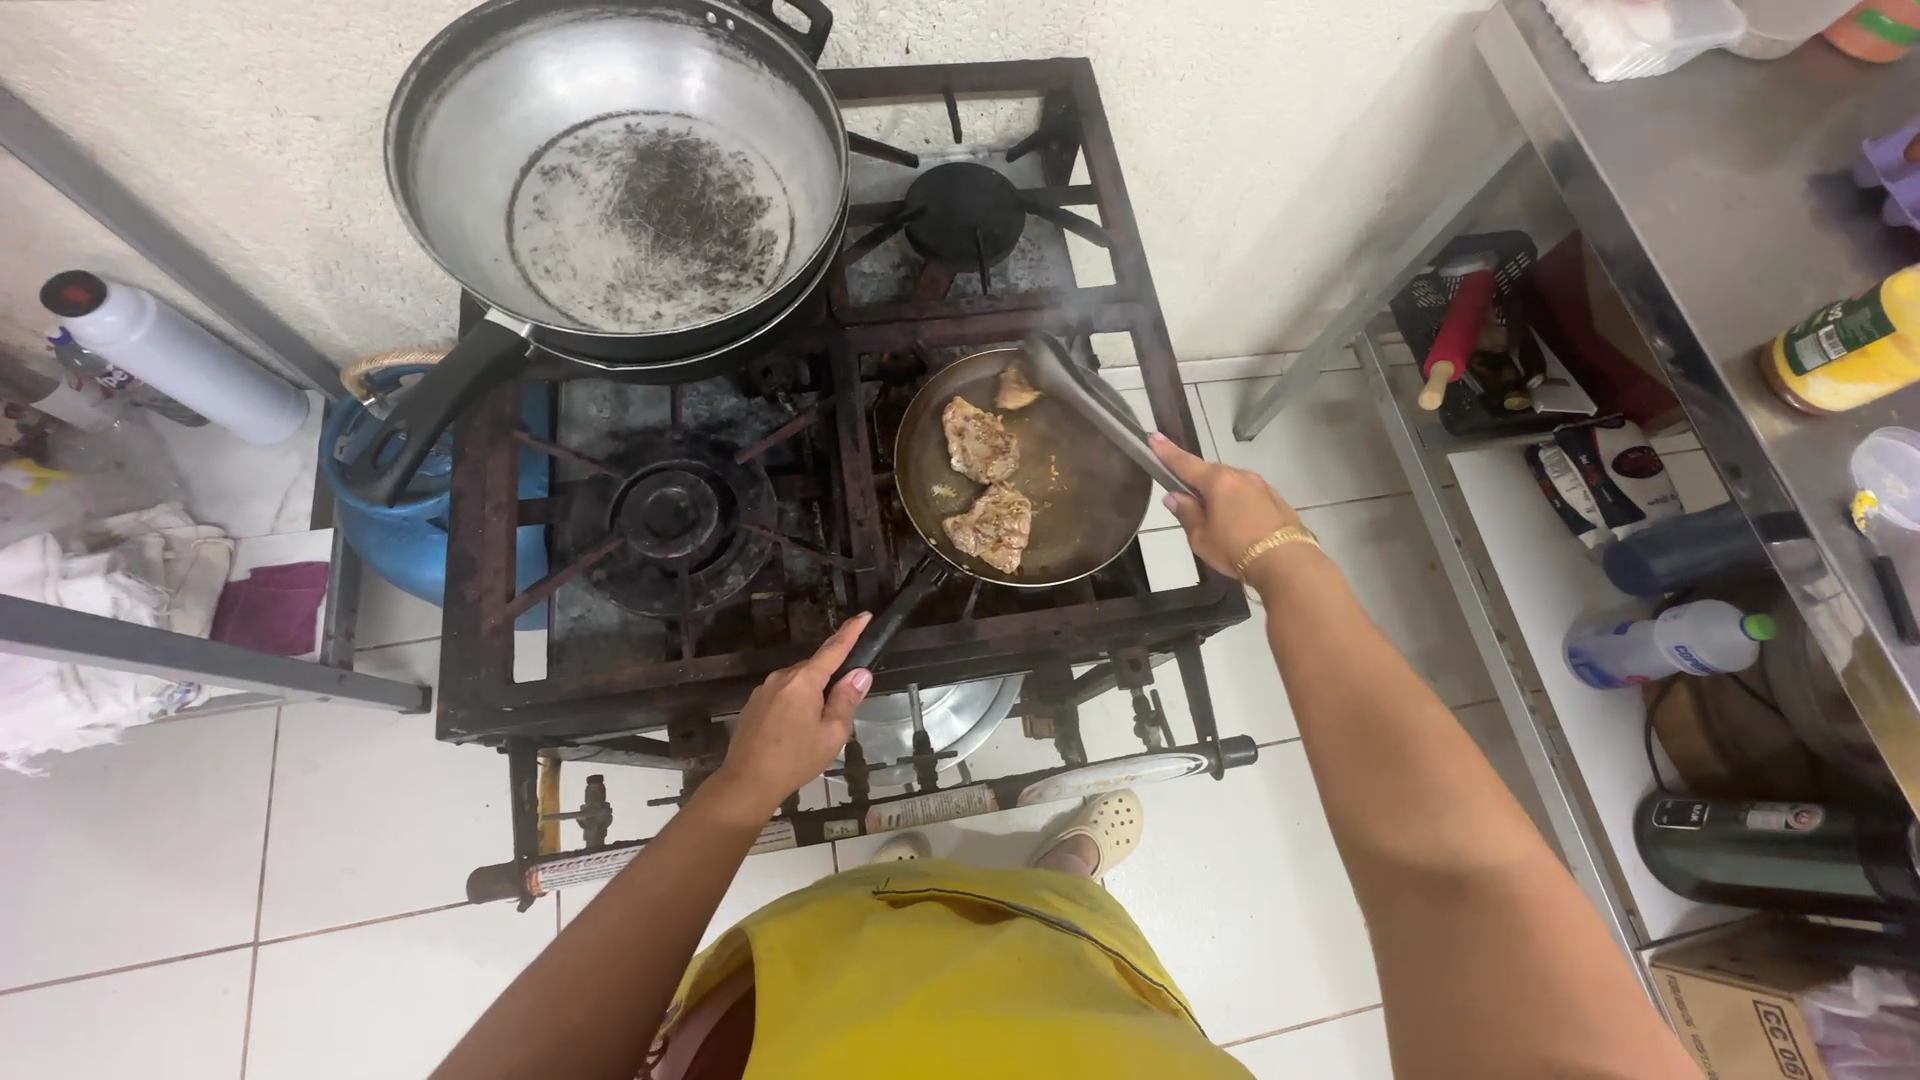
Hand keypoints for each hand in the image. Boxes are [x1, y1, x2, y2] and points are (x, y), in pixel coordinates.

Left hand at [712, 612, 873, 817]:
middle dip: (831, 679)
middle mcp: (782, 677)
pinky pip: (783, 694)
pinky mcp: (754, 704)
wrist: (747, 782)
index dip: (851, 632)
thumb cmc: (795, 759)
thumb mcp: (832, 733)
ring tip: (816, 728)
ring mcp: (764, 690)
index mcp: (804, 681)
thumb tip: (860, 673)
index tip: (864, 616)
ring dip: (812, 694)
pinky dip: (795, 703)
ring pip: (798, 682)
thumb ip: (847, 699)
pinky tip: (795, 731)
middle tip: (842, 709)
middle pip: (815, 668)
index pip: (834, 649)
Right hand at [1150, 432, 1302, 578]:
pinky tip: (1239, 525)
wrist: (1286, 562)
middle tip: (1189, 504)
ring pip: (1232, 485)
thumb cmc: (1235, 548)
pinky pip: (1248, 496)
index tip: (1154, 437)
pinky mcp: (1276, 499)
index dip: (1167, 452)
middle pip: (1211, 474)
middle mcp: (1240, 476)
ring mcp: (1261, 486)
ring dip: (1220, 496)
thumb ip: (1186, 513)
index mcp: (1218, 481)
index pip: (1185, 463)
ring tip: (1217, 522)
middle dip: (1198, 483)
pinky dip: (1239, 504)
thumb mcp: (1201, 537)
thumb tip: (1175, 497)